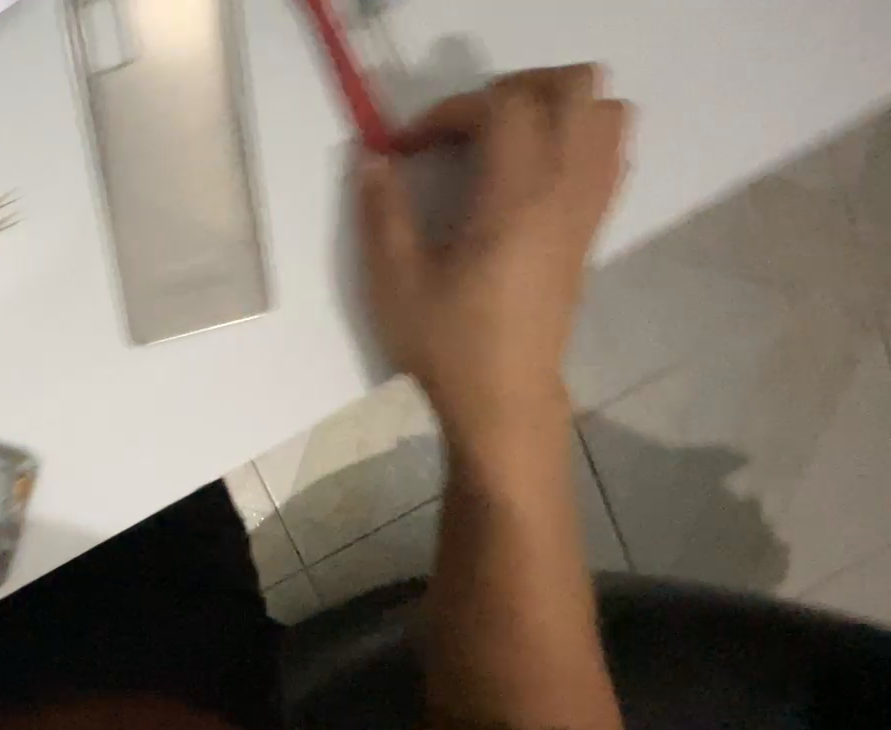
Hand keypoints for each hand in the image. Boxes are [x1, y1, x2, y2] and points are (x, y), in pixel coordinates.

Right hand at [358, 65, 630, 460]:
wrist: (502, 391)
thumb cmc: (444, 342)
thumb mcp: (394, 282)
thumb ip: (383, 213)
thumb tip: (372, 160)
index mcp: (515, 199)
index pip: (503, 107)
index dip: (450, 111)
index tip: (408, 146)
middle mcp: (566, 187)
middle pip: (572, 86)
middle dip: (510, 91)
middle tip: (460, 129)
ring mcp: (588, 204)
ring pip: (604, 109)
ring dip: (551, 107)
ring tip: (497, 142)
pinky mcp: (592, 223)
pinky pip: (609, 148)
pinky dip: (574, 136)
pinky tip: (526, 172)